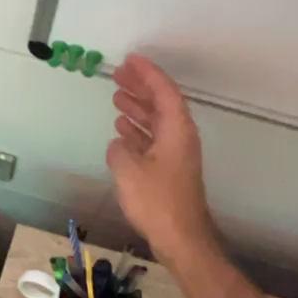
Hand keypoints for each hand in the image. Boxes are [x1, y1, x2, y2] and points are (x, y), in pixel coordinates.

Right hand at [107, 55, 218, 262]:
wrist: (181, 236)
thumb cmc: (157, 201)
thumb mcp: (129, 172)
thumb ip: (119, 151)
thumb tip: (118, 144)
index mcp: (176, 129)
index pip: (163, 91)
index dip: (146, 74)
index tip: (130, 61)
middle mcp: (180, 137)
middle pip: (161, 103)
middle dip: (141, 88)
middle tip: (119, 75)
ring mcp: (176, 154)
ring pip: (156, 122)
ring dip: (138, 109)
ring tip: (117, 99)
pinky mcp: (170, 171)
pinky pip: (153, 140)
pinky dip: (138, 132)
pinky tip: (122, 132)